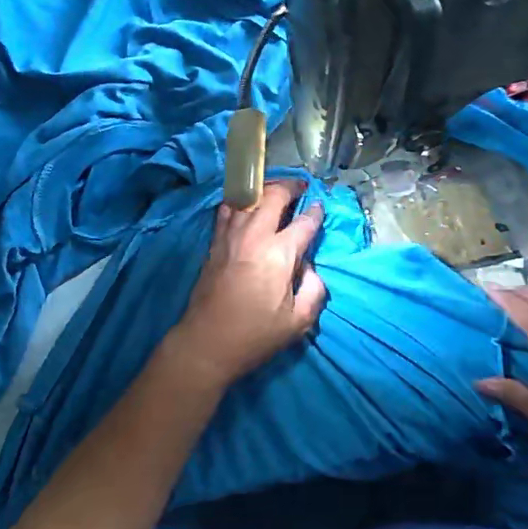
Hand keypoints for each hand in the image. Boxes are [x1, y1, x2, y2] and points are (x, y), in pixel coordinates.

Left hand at [166, 181, 328, 386]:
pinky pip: (227, 210)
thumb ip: (314, 290)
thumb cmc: (256, 335)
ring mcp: (230, 236)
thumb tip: (310, 269)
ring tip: (276, 191)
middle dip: (290, 187)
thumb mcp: (299, 321)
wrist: (207, 342)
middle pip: (273, 196)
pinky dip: (240, 202)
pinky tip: (246, 206)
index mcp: (279, 253)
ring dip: (265, 189)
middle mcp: (254, 236)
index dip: (315, 212)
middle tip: (300, 187)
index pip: (304, 222)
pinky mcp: (214, 243)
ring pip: (248, 198)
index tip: (319, 206)